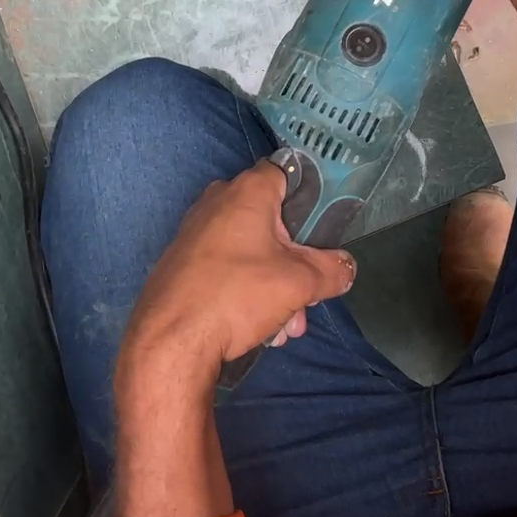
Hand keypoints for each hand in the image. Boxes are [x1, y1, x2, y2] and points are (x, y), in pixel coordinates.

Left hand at [118, 161, 357, 387]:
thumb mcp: (299, 283)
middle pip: (273, 221)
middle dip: (296, 261)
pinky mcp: (183, 261)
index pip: (288, 173)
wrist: (168, 342)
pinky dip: (246, 290)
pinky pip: (227, 266)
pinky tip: (257, 329)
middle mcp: (218, 200)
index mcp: (247, 191)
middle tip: (308, 297)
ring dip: (275, 285)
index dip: (312, 198)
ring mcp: (196, 231)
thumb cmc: (236, 295)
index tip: (325, 230)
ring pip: (252, 250)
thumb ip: (332, 269)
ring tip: (284, 328)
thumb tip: (347, 267)